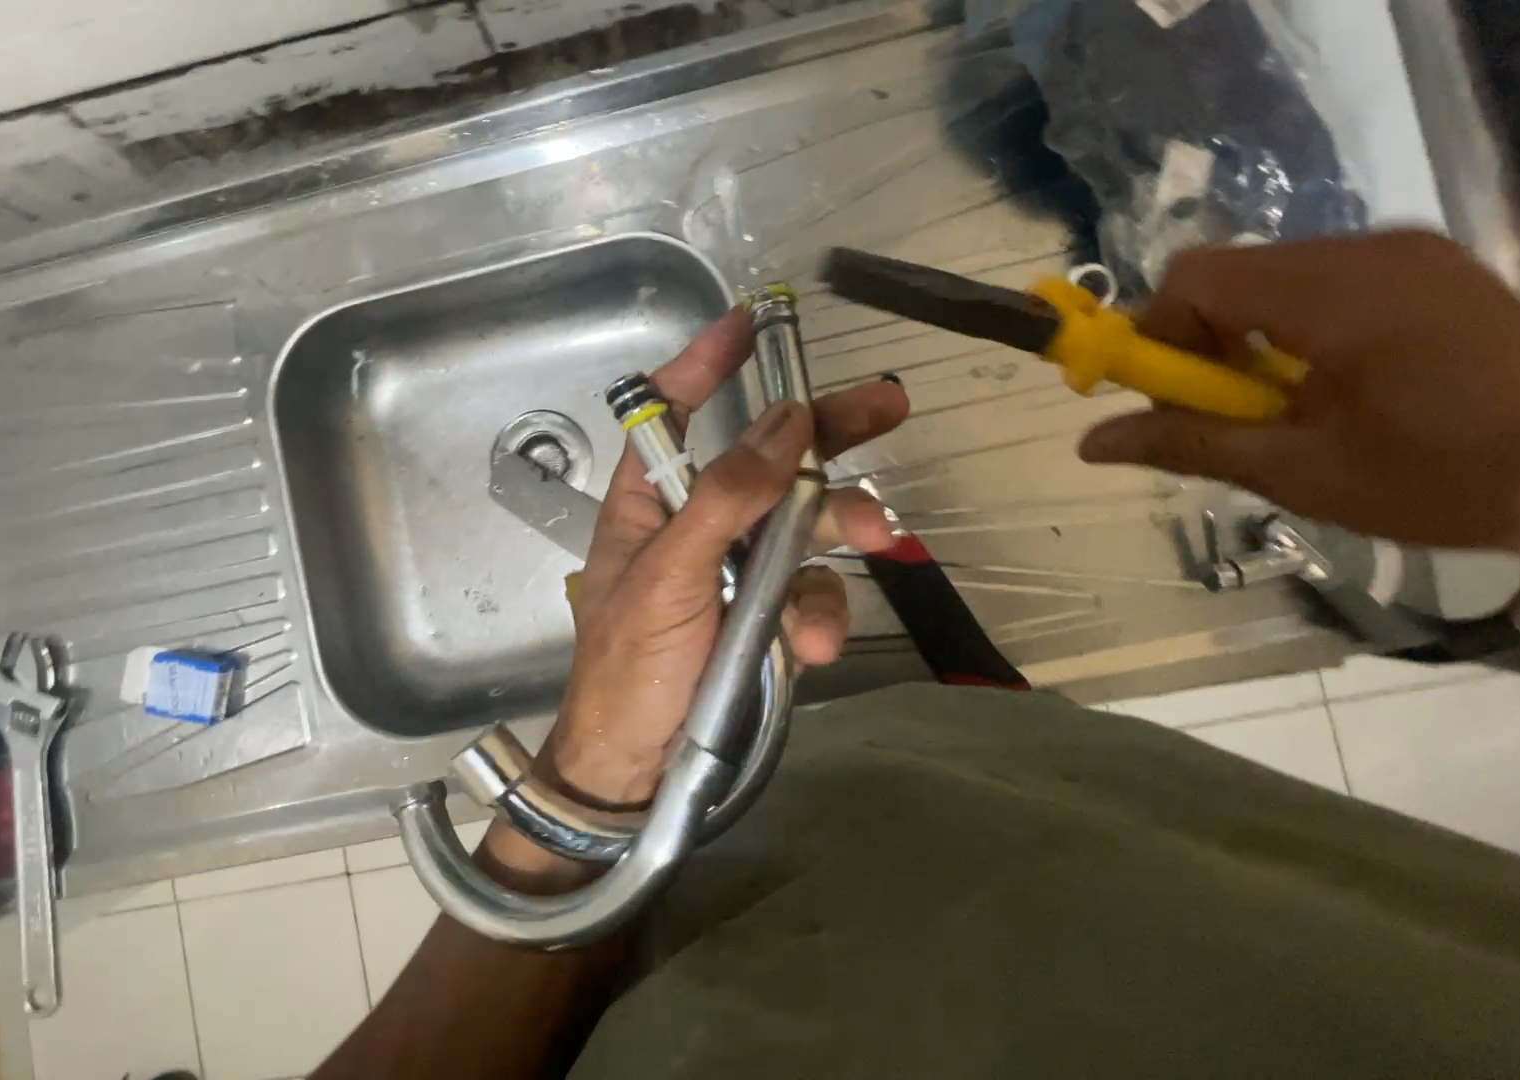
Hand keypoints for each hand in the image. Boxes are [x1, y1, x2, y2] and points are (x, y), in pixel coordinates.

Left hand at [480, 308, 908, 886]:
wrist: (640, 768)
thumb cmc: (630, 667)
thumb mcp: (668, 577)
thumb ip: (726, 499)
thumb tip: (787, 421)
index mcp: (649, 503)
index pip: (671, 415)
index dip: (705, 364)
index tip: (749, 323)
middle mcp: (698, 524)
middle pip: (767, 459)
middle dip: (826, 433)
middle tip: (889, 402)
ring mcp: (738, 570)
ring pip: (805, 525)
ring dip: (842, 529)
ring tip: (877, 539)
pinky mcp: (767, 616)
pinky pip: (812, 594)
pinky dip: (822, 614)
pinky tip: (811, 648)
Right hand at [1076, 230, 1519, 564]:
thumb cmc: (1450, 478)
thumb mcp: (1300, 472)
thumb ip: (1187, 443)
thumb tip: (1089, 443)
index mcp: (1338, 293)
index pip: (1195, 277)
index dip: (1156, 334)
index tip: (1166, 398)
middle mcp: (1367, 250)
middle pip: (1225, 275)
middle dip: (1196, 343)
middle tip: (1220, 414)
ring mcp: (1402, 253)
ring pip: (1265, 280)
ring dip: (1239, 341)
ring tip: (1274, 408)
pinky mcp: (1423, 269)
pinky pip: (1314, 284)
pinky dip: (1285, 332)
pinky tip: (1320, 386)